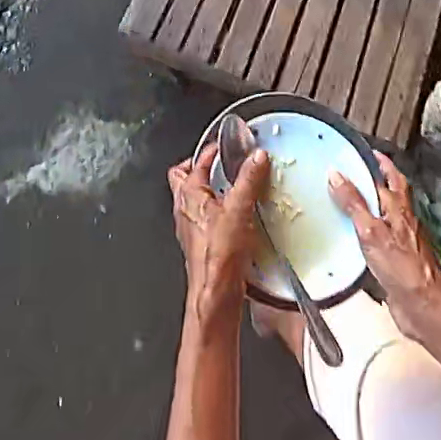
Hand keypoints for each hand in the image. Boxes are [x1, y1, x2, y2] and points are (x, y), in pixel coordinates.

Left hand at [168, 144, 269, 314]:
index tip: (223, 146)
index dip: (208, 151)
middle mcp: (184, 209)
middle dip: (198, 168)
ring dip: (208, 190)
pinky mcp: (200, 244)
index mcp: (188, 194)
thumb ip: (248, 180)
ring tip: (227, 187)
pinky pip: (203, 219)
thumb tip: (256, 157)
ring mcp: (190, 227)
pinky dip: (215, 212)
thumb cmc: (216, 256)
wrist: (214, 293)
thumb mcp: (238, 209)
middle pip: (184, 179)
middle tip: (216, 164)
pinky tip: (232, 218)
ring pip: (193, 200)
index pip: (194, 163)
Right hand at [329, 152, 440, 337]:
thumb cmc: (403, 268)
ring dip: (372, 205)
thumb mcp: (371, 231)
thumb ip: (353, 203)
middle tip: (358, 171)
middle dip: (378, 180)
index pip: (390, 176)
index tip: (366, 152)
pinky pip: (380, 238)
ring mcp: (402, 241)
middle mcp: (403, 221)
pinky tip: (355, 237)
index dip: (379, 162)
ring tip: (351, 199)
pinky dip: (368, 232)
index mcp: (399, 208)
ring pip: (386, 215)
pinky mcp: (396, 261)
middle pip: (392, 193)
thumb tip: (336, 174)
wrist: (425, 309)